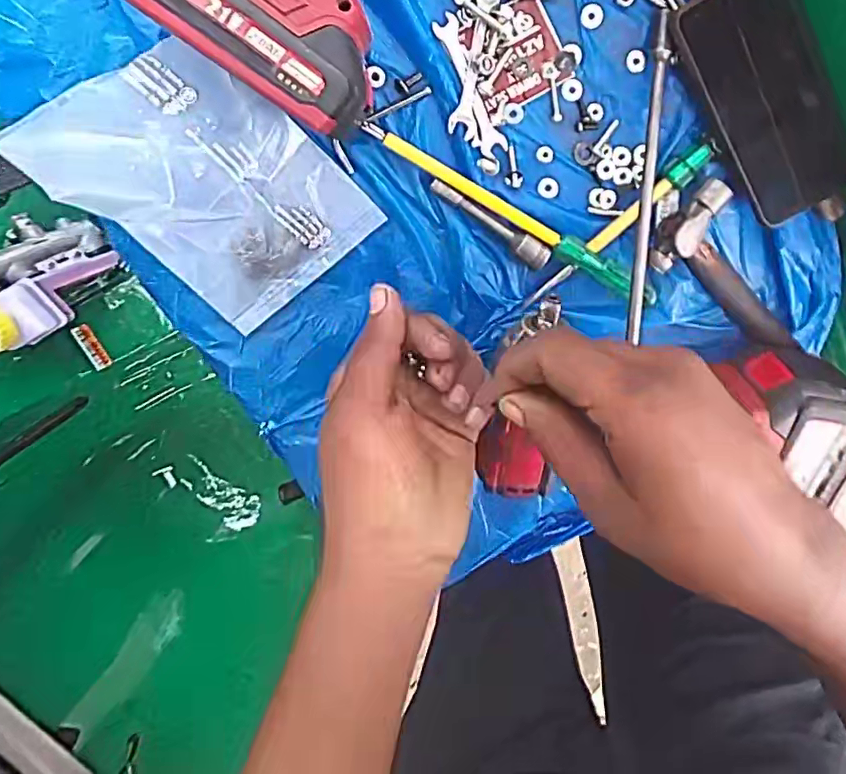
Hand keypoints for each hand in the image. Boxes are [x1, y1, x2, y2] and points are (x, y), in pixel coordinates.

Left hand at [317, 284, 488, 583]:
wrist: (401, 555)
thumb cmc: (371, 483)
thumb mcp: (363, 409)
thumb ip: (376, 347)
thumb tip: (383, 290)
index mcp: (367, 377)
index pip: (398, 326)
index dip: (421, 330)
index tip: (436, 354)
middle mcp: (400, 386)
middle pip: (433, 339)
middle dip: (447, 353)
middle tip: (447, 386)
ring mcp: (432, 407)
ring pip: (460, 362)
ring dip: (467, 376)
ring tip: (460, 409)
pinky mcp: (461, 428)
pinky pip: (479, 390)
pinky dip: (482, 396)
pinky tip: (475, 419)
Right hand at [473, 328, 845, 634]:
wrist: (783, 545)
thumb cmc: (694, 540)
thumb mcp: (609, 503)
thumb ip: (557, 440)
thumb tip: (517, 399)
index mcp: (634, 394)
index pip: (551, 347)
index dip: (513, 365)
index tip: (499, 402)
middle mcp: (658, 361)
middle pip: (575, 346)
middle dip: (540, 374)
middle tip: (527, 422)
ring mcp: (682, 361)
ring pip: (602, 351)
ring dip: (572, 378)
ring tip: (568, 429)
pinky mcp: (696, 370)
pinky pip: (632, 361)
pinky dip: (604, 381)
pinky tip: (608, 423)